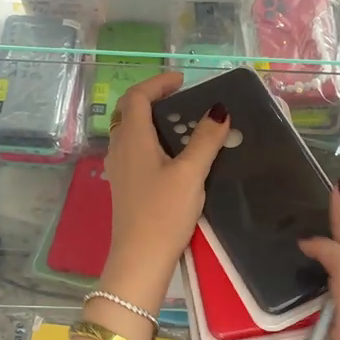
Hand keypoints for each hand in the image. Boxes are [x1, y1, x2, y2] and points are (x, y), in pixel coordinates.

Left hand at [100, 71, 229, 309]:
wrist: (141, 257)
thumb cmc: (164, 213)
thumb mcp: (191, 173)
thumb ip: (205, 140)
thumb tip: (219, 109)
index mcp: (133, 138)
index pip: (138, 96)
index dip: (158, 83)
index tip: (182, 81)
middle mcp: (120, 149)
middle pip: (130, 113)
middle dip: (154, 101)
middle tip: (181, 102)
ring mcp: (119, 170)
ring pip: (131, 134)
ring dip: (152, 123)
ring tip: (180, 128)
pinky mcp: (124, 188)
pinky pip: (134, 153)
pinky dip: (151, 144)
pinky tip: (170, 159)